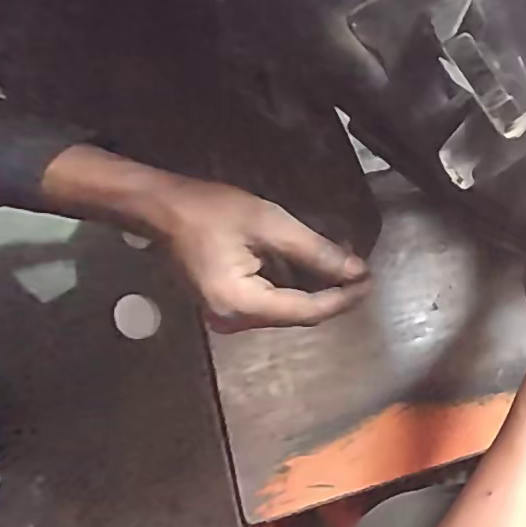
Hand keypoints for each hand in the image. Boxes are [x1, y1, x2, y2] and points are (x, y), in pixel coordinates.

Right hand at [41, 145, 371, 330]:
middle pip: (302, 313)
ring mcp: (230, 316)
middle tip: (362, 273)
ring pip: (290, 309)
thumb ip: (317, 252)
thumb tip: (358, 272)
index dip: (344, 298)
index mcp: (242, 304)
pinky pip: (275, 302)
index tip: (370, 282)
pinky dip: (299, 286)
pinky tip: (317, 268)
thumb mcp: (271, 225)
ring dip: (319, 289)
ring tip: (346, 267)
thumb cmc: (209, 211)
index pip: (309, 311)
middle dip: (335, 293)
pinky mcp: (229, 305)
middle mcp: (235, 320)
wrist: (155, 206)